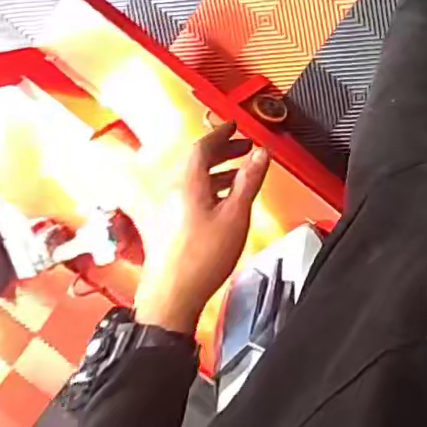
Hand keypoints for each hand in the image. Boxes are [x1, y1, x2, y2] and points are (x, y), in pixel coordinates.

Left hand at [132, 122, 270, 335]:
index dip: (221, 133)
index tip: (234, 126)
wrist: (172, 300)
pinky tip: (223, 200)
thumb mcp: (236, 214)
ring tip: (239, 172)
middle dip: (222, 150)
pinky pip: (188, 195)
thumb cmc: (200, 261)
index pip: (202, 147)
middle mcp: (172, 194)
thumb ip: (249, 180)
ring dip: (216, 170)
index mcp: (188, 185)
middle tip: (242, 146)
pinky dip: (208, 188)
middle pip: (196, 162)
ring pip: (192, 179)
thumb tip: (260, 154)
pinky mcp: (166, 227)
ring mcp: (166, 211)